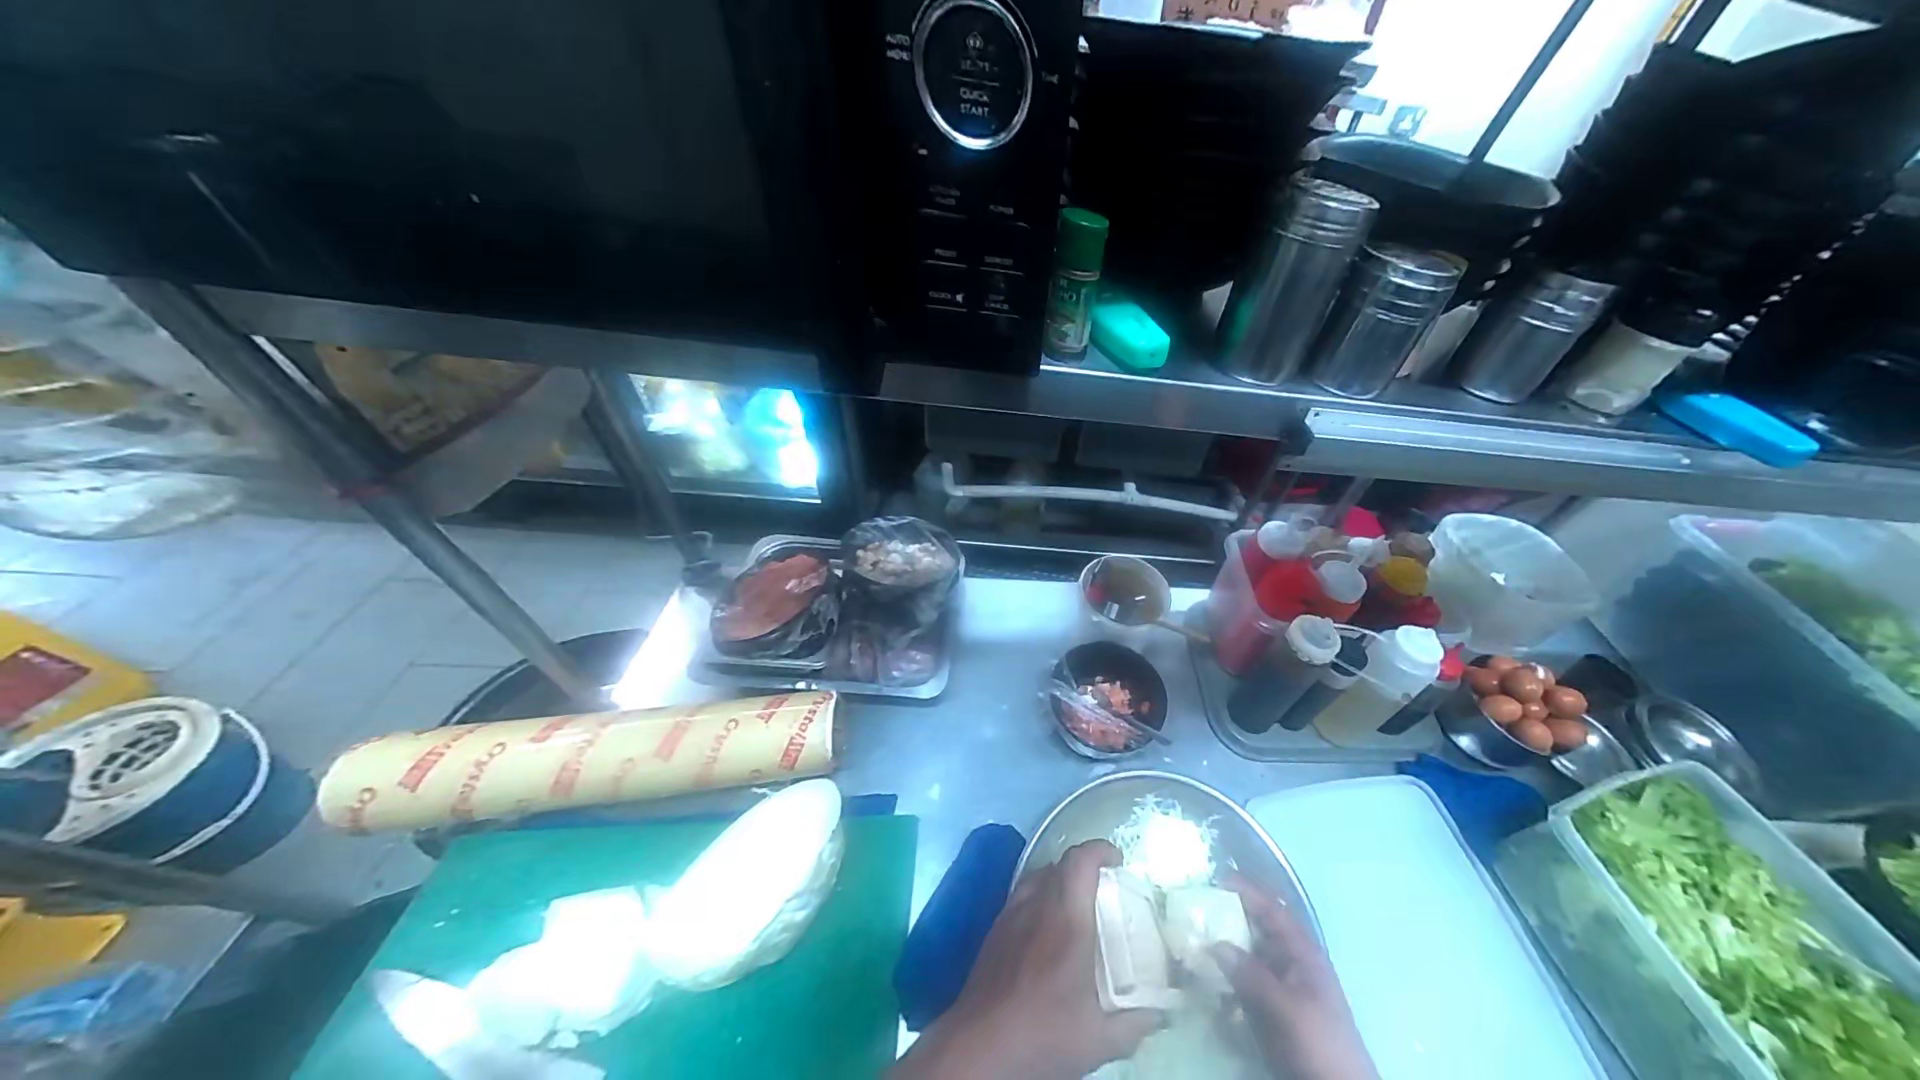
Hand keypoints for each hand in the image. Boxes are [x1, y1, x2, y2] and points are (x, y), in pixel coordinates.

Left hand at [891, 839, 1163, 1079]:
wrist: (981, 1043)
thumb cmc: (1044, 1034)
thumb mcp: (1100, 1038)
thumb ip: (1136, 1022)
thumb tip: (1163, 1012)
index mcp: (1067, 920)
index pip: (1080, 861)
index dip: (1100, 850)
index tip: (1118, 860)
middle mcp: (1036, 906)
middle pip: (1059, 864)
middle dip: (1084, 865)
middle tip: (1105, 886)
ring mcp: (1010, 914)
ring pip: (1037, 875)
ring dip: (1060, 877)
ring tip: (1077, 902)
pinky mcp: (995, 928)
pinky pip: (1021, 894)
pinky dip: (1040, 895)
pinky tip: (1047, 926)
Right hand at [1214, 877, 1377, 1079]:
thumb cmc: (1321, 1044)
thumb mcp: (1288, 1010)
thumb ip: (1252, 975)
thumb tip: (1214, 943)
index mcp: (1303, 955)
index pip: (1274, 911)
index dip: (1248, 892)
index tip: (1216, 879)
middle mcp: (1290, 964)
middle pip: (1256, 930)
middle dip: (1228, 916)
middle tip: (1194, 907)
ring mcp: (1280, 988)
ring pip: (1246, 955)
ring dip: (1222, 946)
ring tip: (1190, 935)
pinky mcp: (1269, 1011)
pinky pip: (1242, 983)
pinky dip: (1224, 975)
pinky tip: (1202, 973)